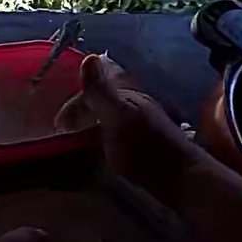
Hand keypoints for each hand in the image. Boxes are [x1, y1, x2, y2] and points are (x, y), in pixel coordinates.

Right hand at [57, 53, 200, 191]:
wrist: (183, 184)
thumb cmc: (147, 149)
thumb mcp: (119, 118)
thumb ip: (101, 92)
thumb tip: (89, 57)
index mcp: (127, 95)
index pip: (95, 84)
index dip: (75, 99)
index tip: (59, 122)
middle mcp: (132, 107)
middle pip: (99, 101)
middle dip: (79, 112)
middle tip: (61, 133)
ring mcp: (136, 128)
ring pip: (104, 120)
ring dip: (86, 129)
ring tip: (71, 146)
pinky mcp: (138, 148)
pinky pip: (108, 139)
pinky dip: (95, 145)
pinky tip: (90, 156)